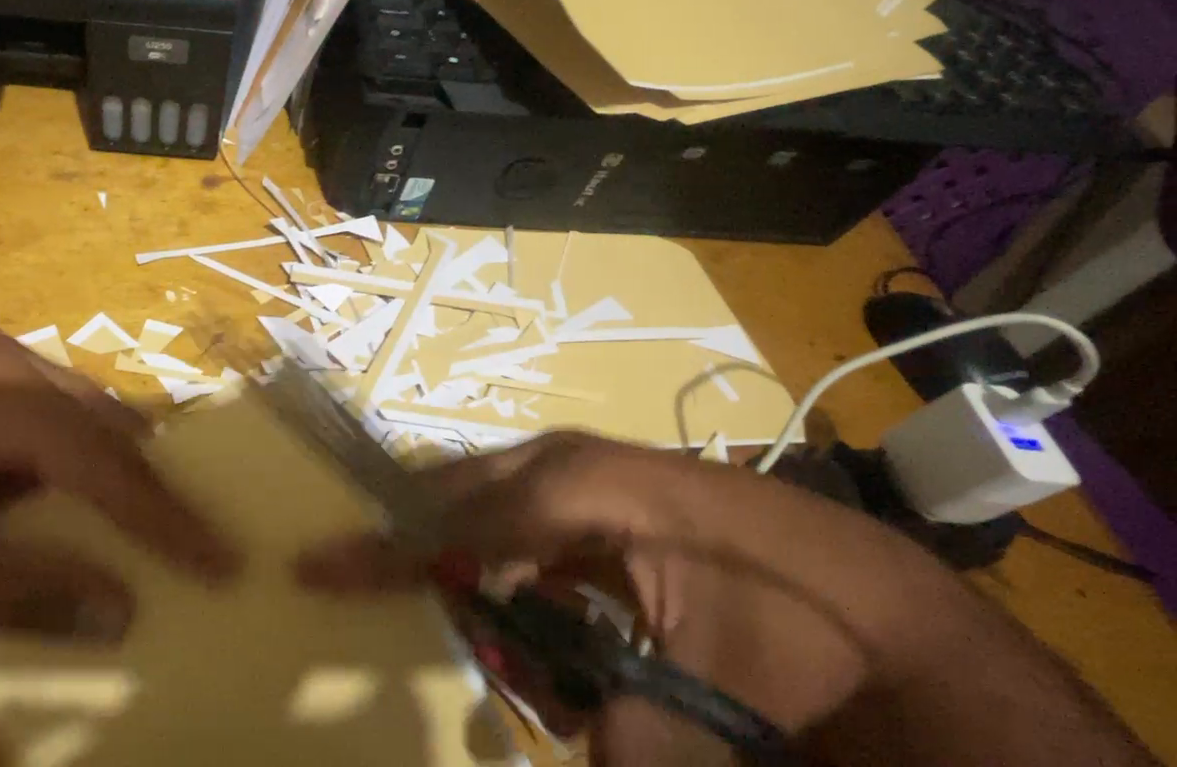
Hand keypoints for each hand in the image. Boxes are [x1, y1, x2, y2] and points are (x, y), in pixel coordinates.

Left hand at [0, 331, 238, 640]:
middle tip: (194, 542)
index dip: (166, 517)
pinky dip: (64, 474)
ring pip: (71, 426)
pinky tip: (73, 513)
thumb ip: (37, 594)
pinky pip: (34, 432)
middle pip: (98, 428)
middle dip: (146, 487)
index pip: (105, 457)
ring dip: (107, 479)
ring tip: (150, 530)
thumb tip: (127, 613)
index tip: (224, 559)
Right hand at [294, 433, 966, 764]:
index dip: (385, 551)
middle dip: (402, 538)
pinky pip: (518, 523)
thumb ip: (629, 744)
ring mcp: (583, 473)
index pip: (457, 520)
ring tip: (438, 601)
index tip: (316, 565)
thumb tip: (576, 758)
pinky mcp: (599, 495)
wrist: (885, 601)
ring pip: (482, 505)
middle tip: (346, 574)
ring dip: (456, 556)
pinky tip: (519, 608)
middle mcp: (565, 465)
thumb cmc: (795, 627)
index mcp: (577, 487)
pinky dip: (498, 562)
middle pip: (452, 493)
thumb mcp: (713, 695)